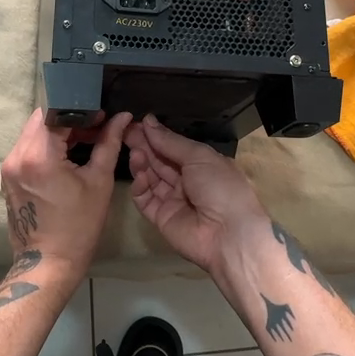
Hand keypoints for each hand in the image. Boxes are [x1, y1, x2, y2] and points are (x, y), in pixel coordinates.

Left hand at [0, 108, 130, 272]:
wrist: (48, 263)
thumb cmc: (78, 226)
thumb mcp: (98, 181)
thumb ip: (109, 143)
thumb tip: (123, 117)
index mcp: (39, 156)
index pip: (56, 113)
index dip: (80, 110)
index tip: (101, 116)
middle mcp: (17, 156)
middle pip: (42, 120)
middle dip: (68, 119)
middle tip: (95, 128)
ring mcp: (8, 167)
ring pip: (33, 133)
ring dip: (57, 132)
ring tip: (83, 142)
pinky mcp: (8, 177)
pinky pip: (27, 149)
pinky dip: (45, 146)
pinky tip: (66, 157)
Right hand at [124, 117, 271, 278]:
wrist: (229, 234)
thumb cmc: (220, 186)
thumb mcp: (199, 156)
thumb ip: (171, 141)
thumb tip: (148, 121)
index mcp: (202, 164)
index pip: (173, 147)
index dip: (156, 135)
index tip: (136, 122)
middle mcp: (187, 181)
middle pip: (160, 161)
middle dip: (144, 146)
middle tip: (125, 131)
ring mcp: (173, 200)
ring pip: (151, 178)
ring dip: (142, 163)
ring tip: (133, 151)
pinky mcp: (162, 218)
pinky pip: (146, 199)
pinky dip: (140, 186)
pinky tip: (139, 174)